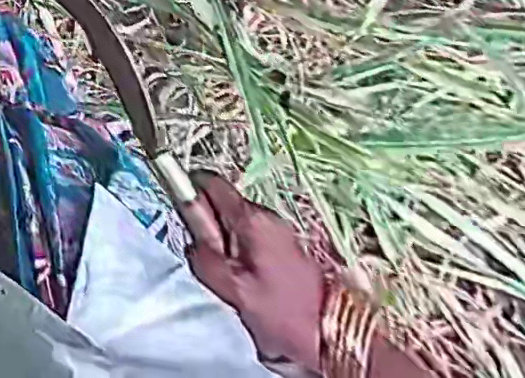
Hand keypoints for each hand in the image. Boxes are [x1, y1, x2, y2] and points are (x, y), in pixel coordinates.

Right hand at [185, 172, 325, 370]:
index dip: (188, 191)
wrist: (340, 344)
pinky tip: (250, 283)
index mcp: (252, 218)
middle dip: (207, 227)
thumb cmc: (286, 316)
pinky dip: (241, 254)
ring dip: (224, 244)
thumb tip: (191, 238)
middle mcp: (267, 216)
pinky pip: (249, 238)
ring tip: (234, 278)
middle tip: (213, 260)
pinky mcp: (287, 247)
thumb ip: (202, 254)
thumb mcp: (232, 287)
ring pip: (232, 223)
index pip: (207, 180)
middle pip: (218, 203)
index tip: (184, 217)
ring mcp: (280, 231)